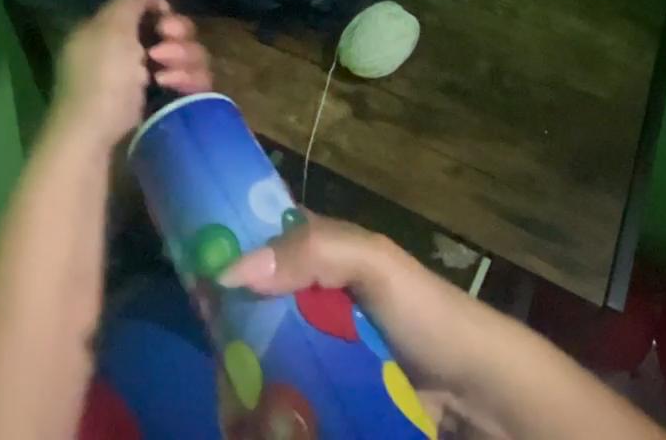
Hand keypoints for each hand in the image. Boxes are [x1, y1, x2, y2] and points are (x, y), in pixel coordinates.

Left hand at [51, 0, 210, 147]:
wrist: (94, 136)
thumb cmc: (99, 77)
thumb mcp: (109, 30)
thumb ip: (128, 3)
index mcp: (114, 31)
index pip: (151, 9)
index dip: (163, 11)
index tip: (163, 20)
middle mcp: (135, 50)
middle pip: (176, 31)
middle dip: (177, 37)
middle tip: (162, 51)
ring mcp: (151, 77)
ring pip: (189, 55)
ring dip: (184, 60)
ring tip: (165, 76)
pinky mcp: (167, 100)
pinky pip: (191, 81)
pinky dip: (186, 80)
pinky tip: (174, 86)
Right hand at [217, 213, 485, 392]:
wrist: (472, 391)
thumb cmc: (424, 312)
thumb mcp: (373, 261)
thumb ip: (311, 250)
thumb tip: (231, 272)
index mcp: (311, 255)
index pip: (249, 244)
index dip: (218, 254)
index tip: (193, 282)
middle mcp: (299, 300)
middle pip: (240, 310)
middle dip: (223, 332)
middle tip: (220, 360)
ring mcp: (304, 352)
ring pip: (247, 360)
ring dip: (236, 381)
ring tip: (234, 404)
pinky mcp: (309, 397)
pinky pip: (267, 402)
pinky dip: (253, 414)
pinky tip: (246, 422)